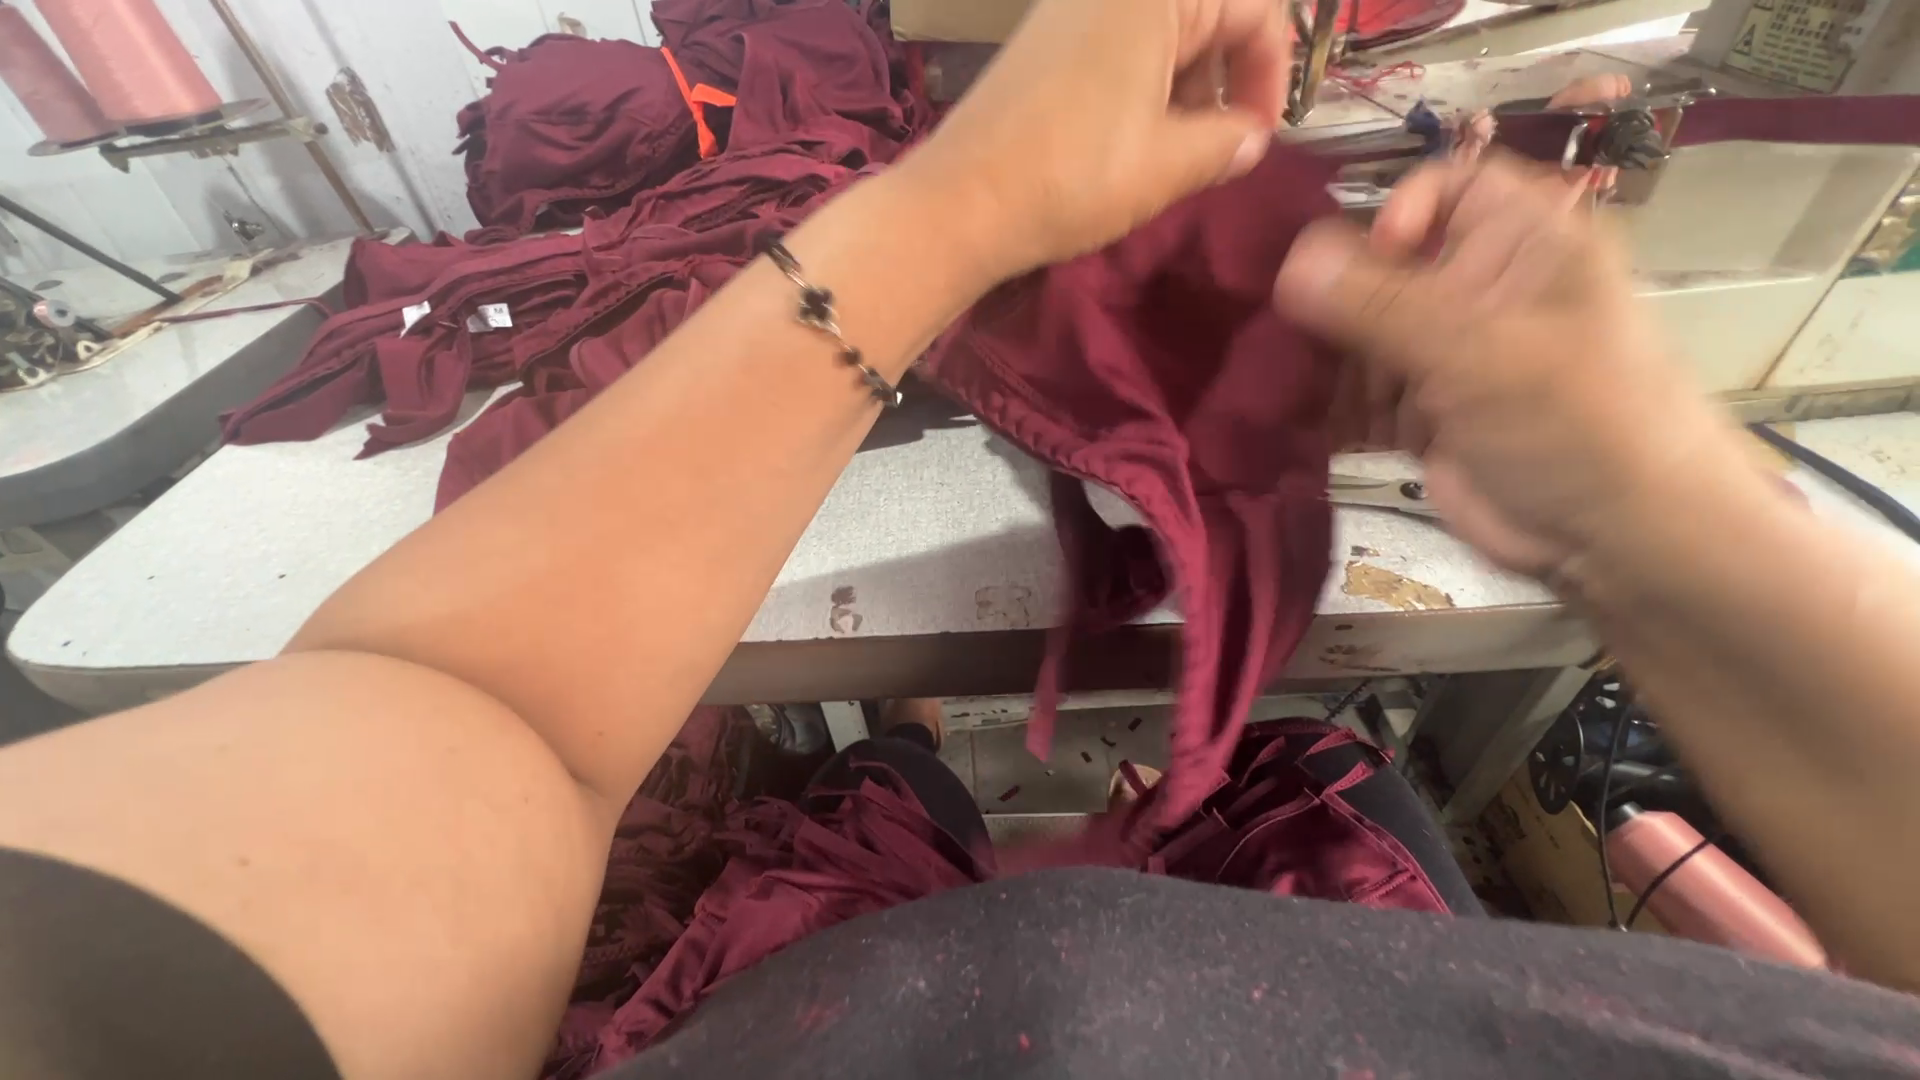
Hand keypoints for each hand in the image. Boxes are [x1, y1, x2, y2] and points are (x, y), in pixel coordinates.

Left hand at [904, 0, 1289, 276]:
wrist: (960, 206)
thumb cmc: (1071, 179)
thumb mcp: (1165, 166)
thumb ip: (1224, 144)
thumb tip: (1252, 140)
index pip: (1254, 8)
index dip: (1270, 74)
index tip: (1258, 139)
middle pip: (1205, 15)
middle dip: (1223, 83)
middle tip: (1215, 152)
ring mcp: (1069, 10)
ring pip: (1159, 37)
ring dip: (1181, 93)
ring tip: (1172, 158)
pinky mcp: (1042, 46)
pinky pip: (1115, 52)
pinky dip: (1139, 92)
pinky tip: (1129, 147)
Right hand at [1274, 155, 1747, 579]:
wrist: (1611, 538)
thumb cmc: (1574, 422)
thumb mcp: (1478, 352)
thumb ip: (1379, 305)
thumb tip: (1287, 264)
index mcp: (1520, 248)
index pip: (1449, 188)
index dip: (1399, 211)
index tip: (1364, 264)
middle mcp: (1476, 292)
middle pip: (1384, 268)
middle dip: (1339, 302)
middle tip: (1301, 338)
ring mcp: (1444, 356)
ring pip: (1360, 334)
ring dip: (1330, 363)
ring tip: (1310, 390)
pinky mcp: (1419, 412)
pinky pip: (1359, 393)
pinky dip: (1335, 408)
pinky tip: (1318, 423)